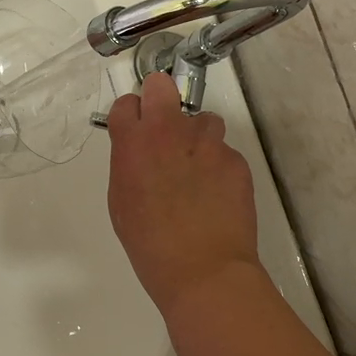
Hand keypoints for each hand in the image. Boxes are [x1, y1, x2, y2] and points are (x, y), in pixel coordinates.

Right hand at [106, 72, 261, 312]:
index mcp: (132, 142)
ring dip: (197, 137)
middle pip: (162, 86)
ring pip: (203, 119)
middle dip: (161, 99)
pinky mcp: (235, 160)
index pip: (126, 103)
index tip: (135, 131)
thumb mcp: (120, 199)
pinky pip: (224, 152)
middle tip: (164, 128)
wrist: (201, 269)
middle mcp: (168, 131)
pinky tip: (217, 194)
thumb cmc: (148, 242)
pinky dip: (219, 166)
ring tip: (197, 169)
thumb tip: (138, 152)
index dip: (131, 116)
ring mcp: (206, 143)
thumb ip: (127, 164)